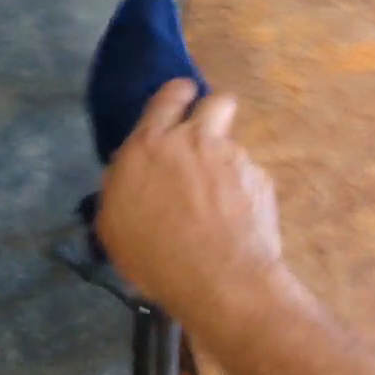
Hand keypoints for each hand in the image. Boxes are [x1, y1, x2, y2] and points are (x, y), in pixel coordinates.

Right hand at [96, 80, 292, 344]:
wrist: (219, 280)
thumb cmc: (153, 256)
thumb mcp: (114, 224)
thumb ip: (119, 188)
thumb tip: (124, 174)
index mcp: (149, 145)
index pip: (166, 97)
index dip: (176, 95)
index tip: (181, 99)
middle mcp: (193, 140)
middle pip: (213, 100)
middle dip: (210, 108)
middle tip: (205, 131)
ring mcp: (232, 157)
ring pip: (232, 140)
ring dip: (225, 157)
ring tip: (220, 190)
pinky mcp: (260, 179)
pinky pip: (250, 174)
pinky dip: (243, 190)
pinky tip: (237, 218)